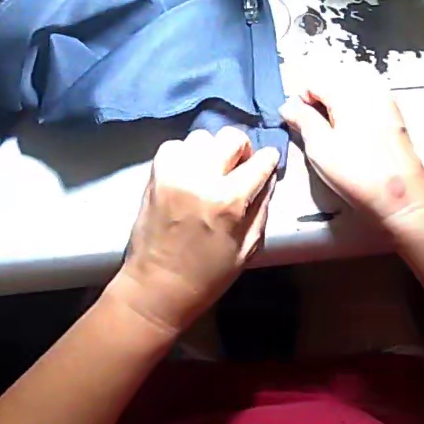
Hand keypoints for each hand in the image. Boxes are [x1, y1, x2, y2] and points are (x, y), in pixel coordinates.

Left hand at [106, 127, 278, 336]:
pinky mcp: (155, 174)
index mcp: (228, 201)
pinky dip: (185, 154)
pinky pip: (175, 146)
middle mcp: (201, 179)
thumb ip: (261, 208)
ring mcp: (174, 173)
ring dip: (211, 151)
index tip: (268, 162)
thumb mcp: (247, 248)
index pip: (259, 162)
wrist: (156, 286)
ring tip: (210, 171)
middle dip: (241, 149)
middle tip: (239, 166)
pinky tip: (189, 173)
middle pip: (230, 138)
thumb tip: (267, 177)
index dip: (268, 160)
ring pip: (202, 137)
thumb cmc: (208, 275)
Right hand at [280, 69, 423, 230]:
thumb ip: (301, 119)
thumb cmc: (357, 172)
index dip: (300, 102)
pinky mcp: (393, 111)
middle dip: (319, 100)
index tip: (299, 124)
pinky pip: (366, 96)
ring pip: (349, 87)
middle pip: (331, 80)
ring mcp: (384, 97)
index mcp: (347, 92)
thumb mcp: (319, 147)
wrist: (402, 195)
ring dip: (336, 102)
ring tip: (335, 130)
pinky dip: (353, 107)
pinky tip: (353, 132)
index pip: (312, 82)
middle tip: (318, 129)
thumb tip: (288, 106)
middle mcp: (367, 86)